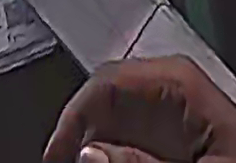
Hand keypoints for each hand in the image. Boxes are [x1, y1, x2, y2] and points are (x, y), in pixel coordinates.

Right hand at [44, 57, 235, 162]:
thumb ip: (138, 161)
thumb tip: (87, 151)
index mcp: (178, 81)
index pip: (105, 83)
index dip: (72, 120)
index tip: (53, 155)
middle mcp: (173, 90)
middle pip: (107, 102)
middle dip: (80, 132)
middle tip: (60, 157)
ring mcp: (176, 117)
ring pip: (117, 125)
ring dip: (97, 143)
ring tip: (77, 155)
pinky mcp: (182, 140)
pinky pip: (136, 140)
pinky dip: (118, 153)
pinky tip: (110, 160)